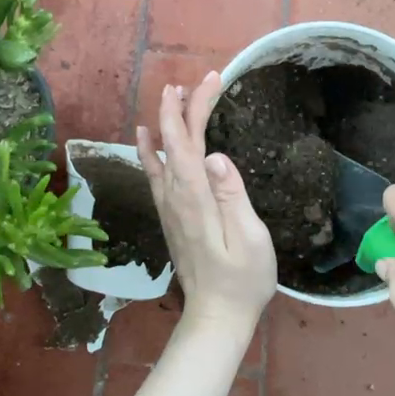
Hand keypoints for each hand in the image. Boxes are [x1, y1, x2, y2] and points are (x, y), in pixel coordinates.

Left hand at [137, 72, 277, 334]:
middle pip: (174, 141)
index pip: (188, 140)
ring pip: (162, 152)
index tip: (209, 79)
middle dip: (185, 105)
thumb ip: (232, 197)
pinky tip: (144, 137)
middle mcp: (174, 196)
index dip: (194, 106)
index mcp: (195, 198)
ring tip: (172, 92)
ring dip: (167, 120)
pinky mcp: (170, 216)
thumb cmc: (242, 281)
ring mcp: (168, 206)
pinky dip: (149, 149)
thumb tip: (216, 156)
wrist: (216, 317)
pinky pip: (154, 172)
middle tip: (205, 78)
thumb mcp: (250, 240)